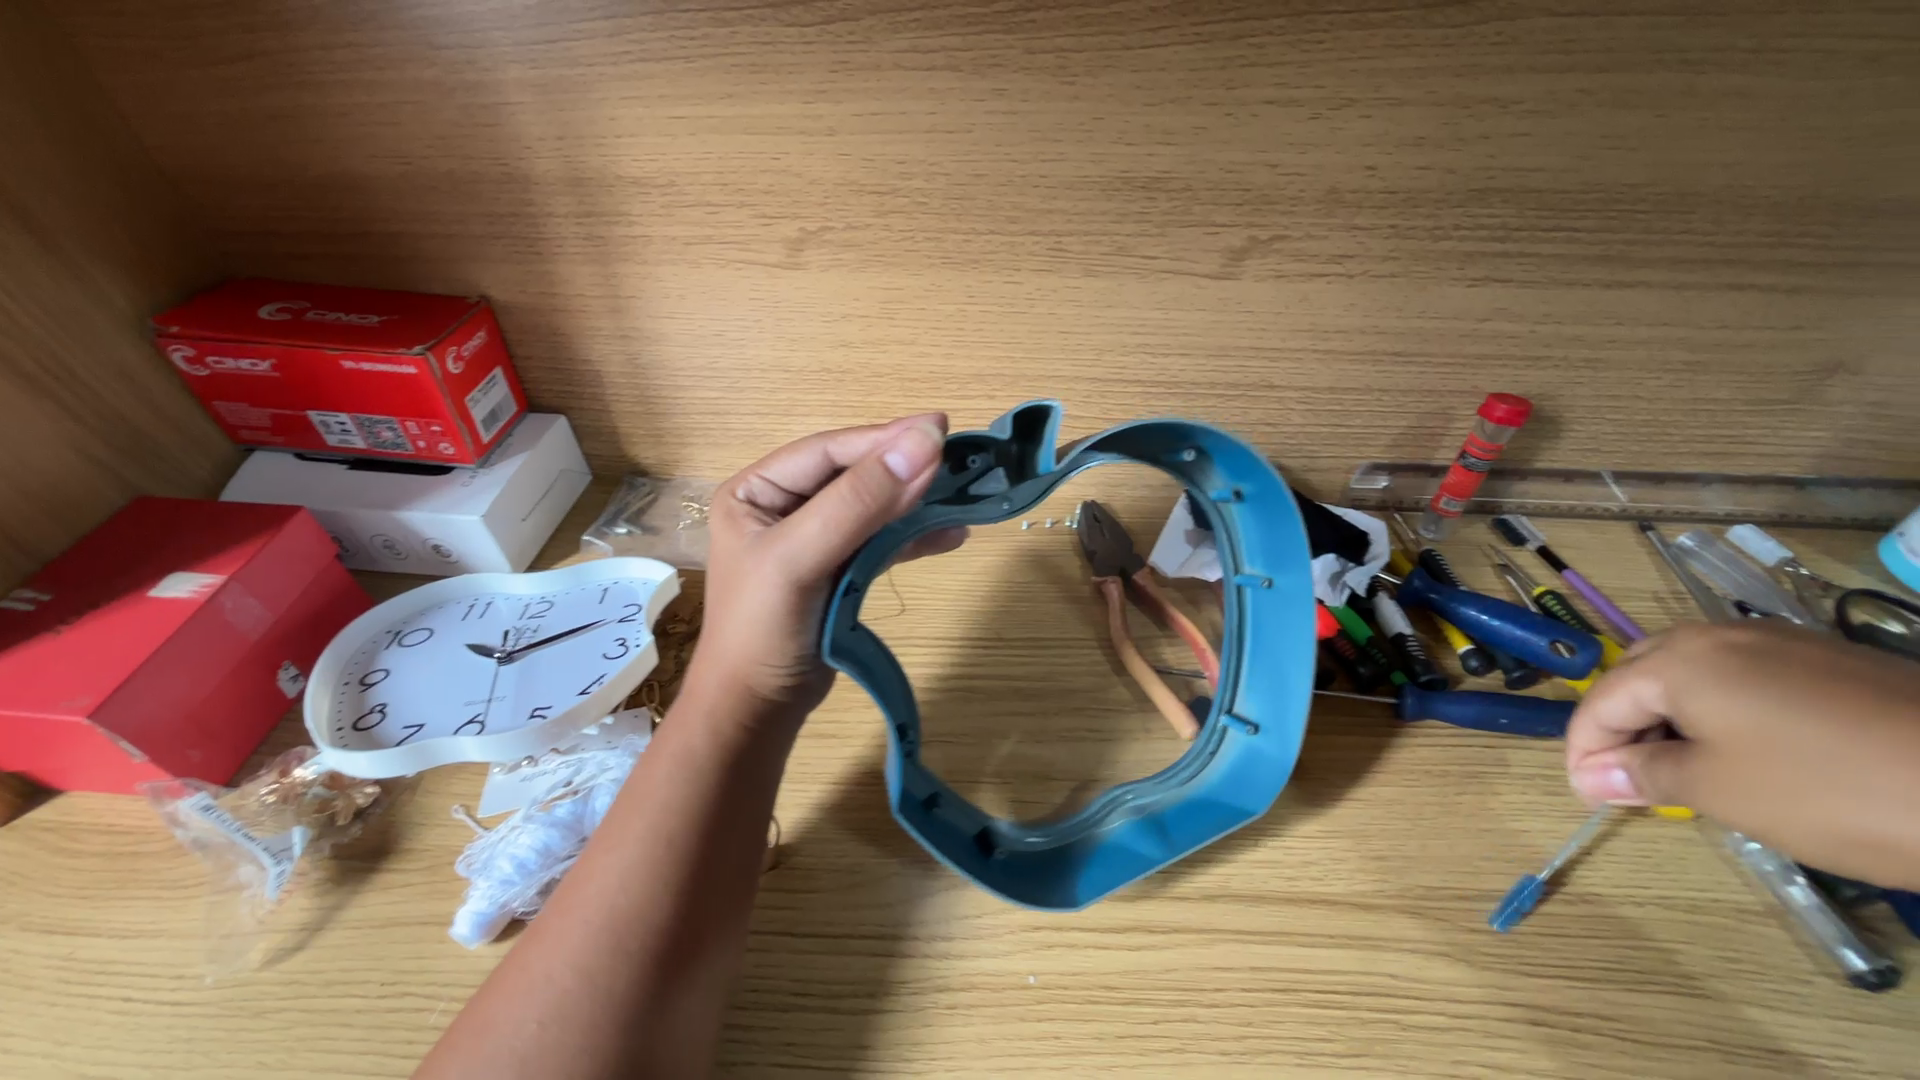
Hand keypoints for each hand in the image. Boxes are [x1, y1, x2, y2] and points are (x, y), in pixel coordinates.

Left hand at [685, 413, 967, 720]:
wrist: (759, 708)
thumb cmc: (764, 628)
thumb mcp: (801, 557)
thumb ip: (859, 501)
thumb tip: (924, 440)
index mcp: (759, 490)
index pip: (829, 452)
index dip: (884, 439)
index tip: (940, 429)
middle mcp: (785, 506)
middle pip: (856, 475)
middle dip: (905, 468)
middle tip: (961, 457)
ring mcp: (815, 539)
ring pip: (874, 507)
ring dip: (916, 502)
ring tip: (963, 495)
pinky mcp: (840, 570)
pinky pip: (882, 542)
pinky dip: (914, 538)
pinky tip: (950, 534)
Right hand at [1565, 620, 1919, 888]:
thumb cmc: (1832, 790)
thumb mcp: (1719, 790)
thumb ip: (1642, 775)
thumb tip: (1592, 776)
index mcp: (1679, 660)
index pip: (1601, 701)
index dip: (1586, 751)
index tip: (1592, 798)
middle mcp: (1719, 636)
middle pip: (1640, 676)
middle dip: (1624, 726)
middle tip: (1632, 779)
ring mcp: (1781, 642)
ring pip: (1693, 675)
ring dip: (1673, 718)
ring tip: (1687, 770)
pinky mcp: (1831, 661)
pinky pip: (1746, 678)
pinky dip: (1724, 712)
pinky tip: (1749, 752)